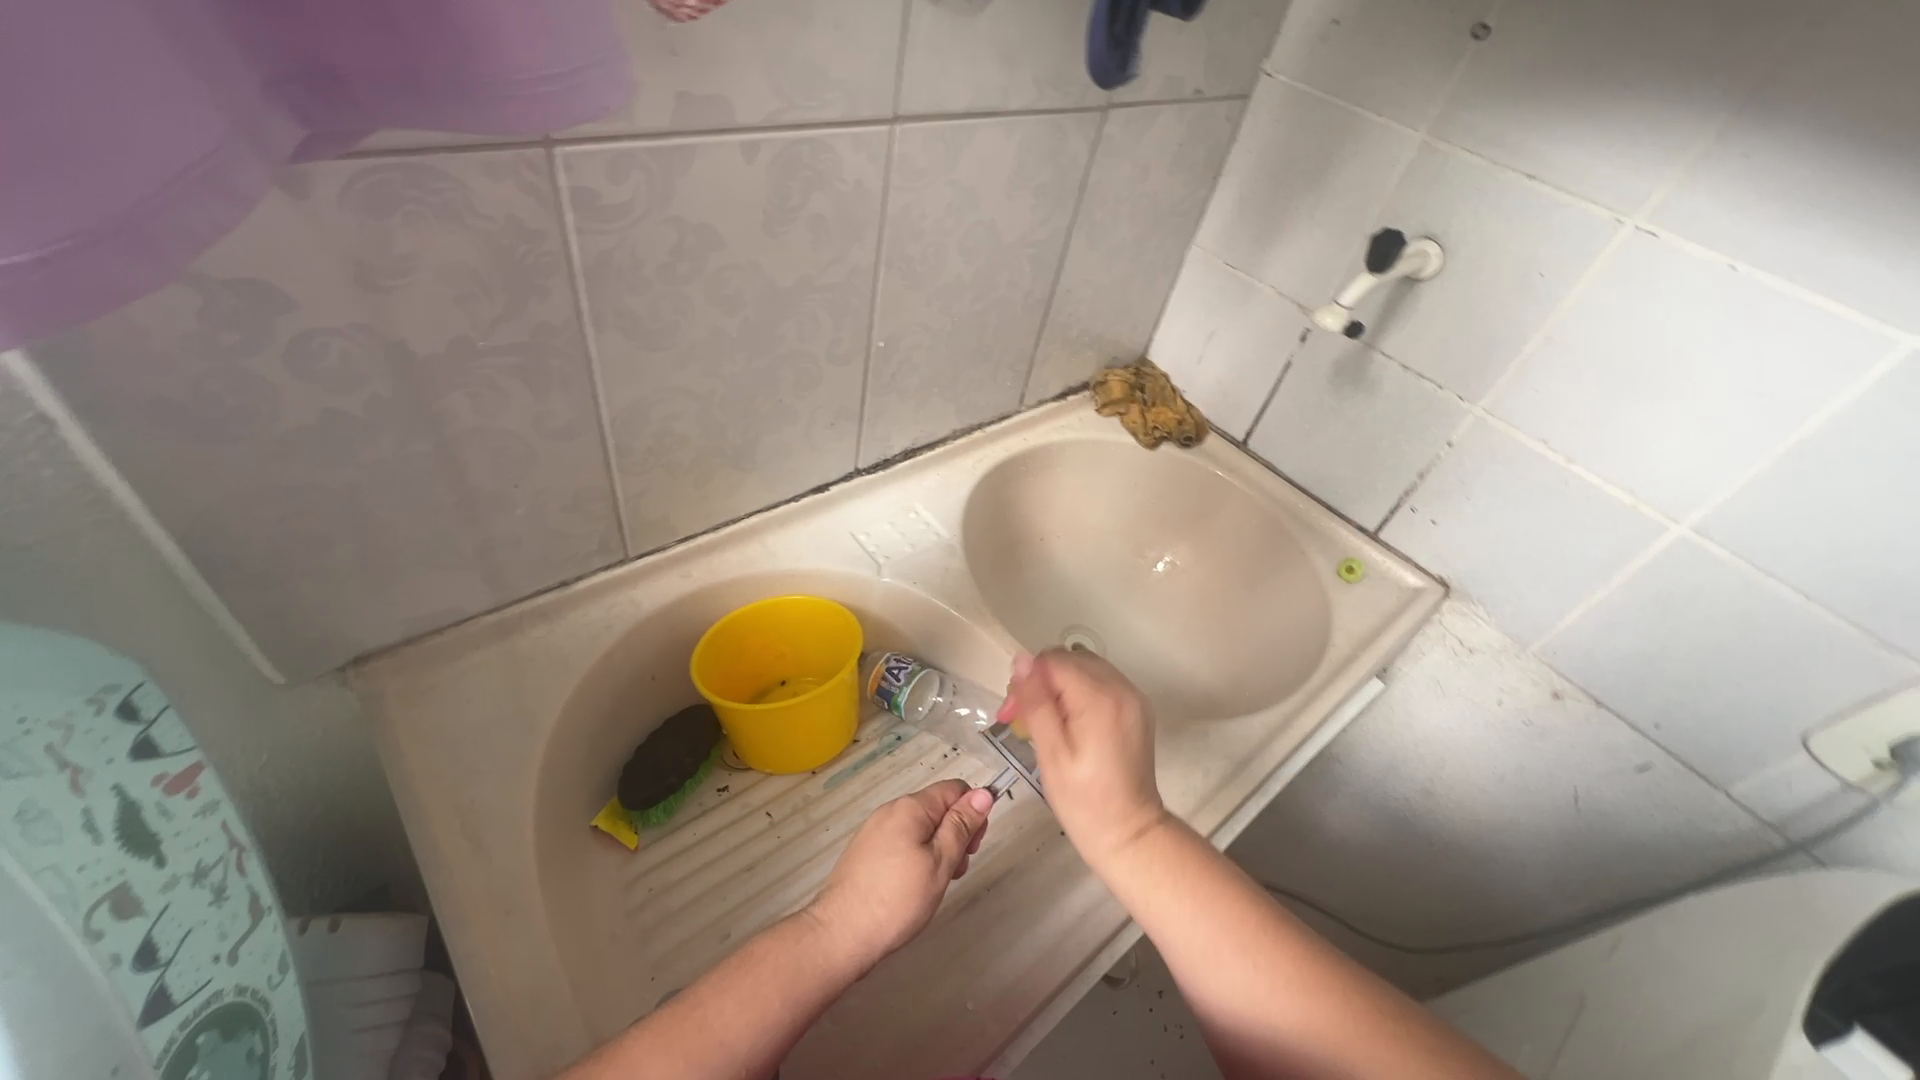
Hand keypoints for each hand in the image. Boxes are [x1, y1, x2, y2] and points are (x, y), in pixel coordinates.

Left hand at [805, 779, 993, 974]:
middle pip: (937, 809)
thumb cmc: (898, 899)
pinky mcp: (865, 852)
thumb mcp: (940, 862)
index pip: (954, 789)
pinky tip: (913, 888)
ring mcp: (874, 831)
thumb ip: (961, 826)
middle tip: (956, 871)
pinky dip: (917, 858)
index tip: (974, 846)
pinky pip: (902, 843)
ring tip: (935, 885)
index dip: (973, 812)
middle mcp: (890, 811)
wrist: (841, 934)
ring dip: (938, 849)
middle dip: (956, 834)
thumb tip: (984, 793)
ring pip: (920, 829)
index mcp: (910, 807)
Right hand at [998, 649, 1168, 868]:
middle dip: (1041, 680)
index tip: (1011, 715)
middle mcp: (1123, 688)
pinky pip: (1102, 683)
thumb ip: (1036, 701)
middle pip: (1070, 659)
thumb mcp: (1050, 753)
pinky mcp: (1137, 709)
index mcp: (1100, 698)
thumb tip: (1021, 660)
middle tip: (1021, 719)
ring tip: (1044, 721)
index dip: (1026, 680)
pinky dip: (1080, 693)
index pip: (1053, 661)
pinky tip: (1069, 722)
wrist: (1129, 833)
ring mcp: (1134, 697)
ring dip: (1059, 685)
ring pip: (1086, 668)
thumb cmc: (1083, 801)